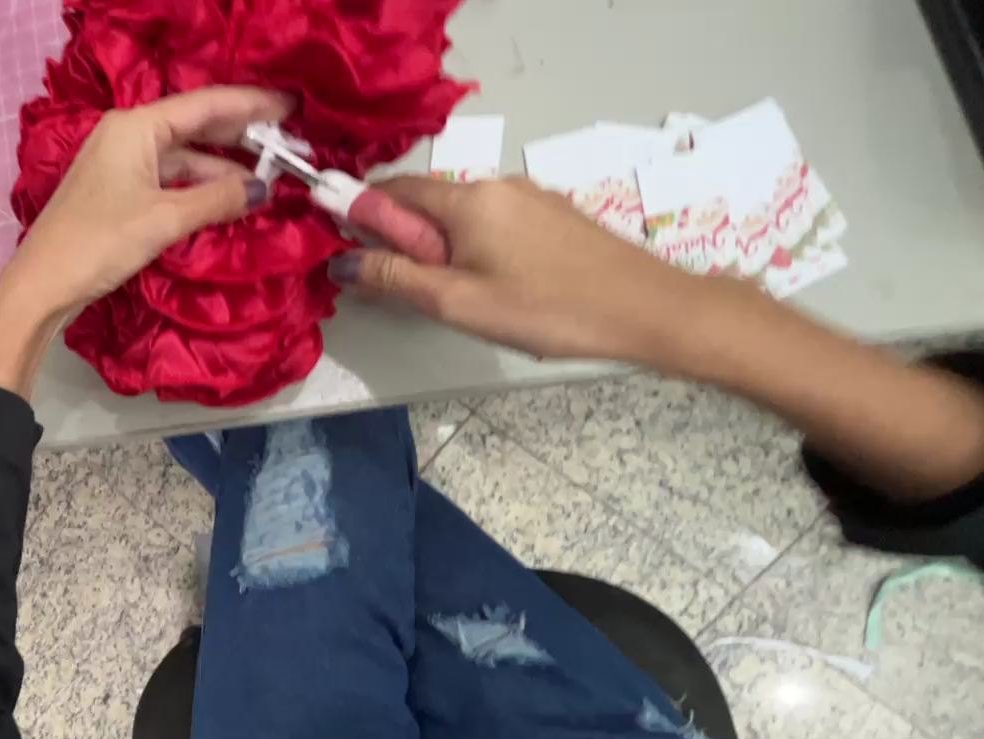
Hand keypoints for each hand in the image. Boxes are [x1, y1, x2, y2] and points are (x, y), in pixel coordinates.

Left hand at [0, 86, 289, 396]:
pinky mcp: (115, 198)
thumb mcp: (162, 220)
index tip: (292, 111)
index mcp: (135, 127)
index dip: (252, 108)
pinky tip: (224, 204)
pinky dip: (196, 193)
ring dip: (220, 174)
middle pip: (195, 130)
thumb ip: (216, 200)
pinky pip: (167, 185)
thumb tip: (263, 190)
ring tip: (265, 183)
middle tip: (288, 148)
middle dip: (240, 141)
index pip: (205, 106)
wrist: (40, 287)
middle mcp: (126, 138)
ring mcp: (119, 169)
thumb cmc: (97, 245)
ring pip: (182, 162)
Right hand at [328, 175, 716, 365]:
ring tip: (442, 295)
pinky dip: (463, 246)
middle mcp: (496, 185)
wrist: (643, 309)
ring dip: (431, 247)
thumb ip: (393, 278)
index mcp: (468, 200)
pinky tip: (479, 284)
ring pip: (456, 216)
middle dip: (397, 239)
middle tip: (394, 289)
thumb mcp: (453, 301)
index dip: (359, 214)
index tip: (340, 247)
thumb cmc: (541, 309)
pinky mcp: (548, 215)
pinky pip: (486, 223)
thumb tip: (340, 264)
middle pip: (424, 203)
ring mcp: (527, 197)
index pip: (393, 191)